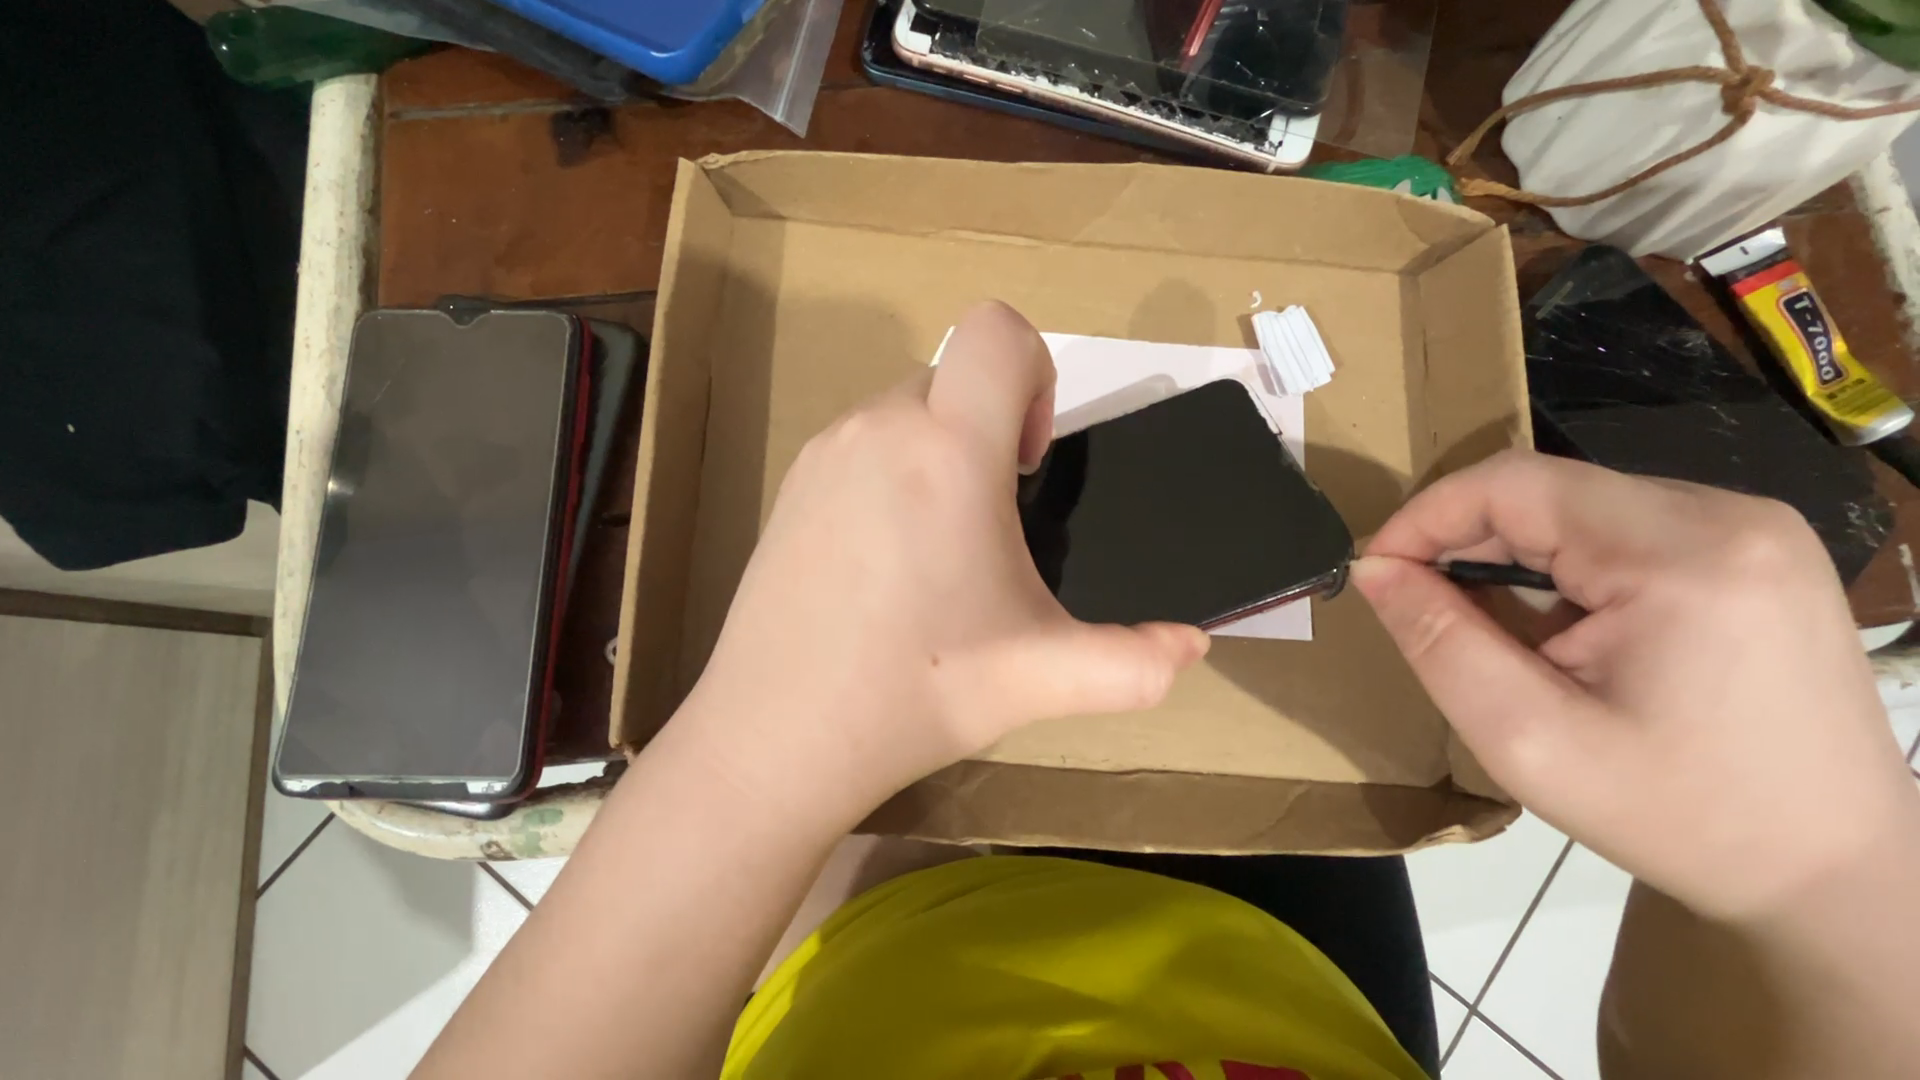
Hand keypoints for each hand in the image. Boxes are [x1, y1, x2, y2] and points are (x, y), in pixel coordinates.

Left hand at [667, 301, 1208, 821]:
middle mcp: (880, 427)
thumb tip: (1194, 648)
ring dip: (940, 452)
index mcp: (948, 450)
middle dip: (992, 428)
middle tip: (993, 526)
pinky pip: (860, 445)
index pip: (997, 330)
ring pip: (905, 409)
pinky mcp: (790, 485)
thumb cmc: (916, 691)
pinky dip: (891, 474)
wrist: (777, 733)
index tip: (1030, 464)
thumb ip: (1133, 663)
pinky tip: (886, 562)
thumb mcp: (1042, 678)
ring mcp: (824, 452)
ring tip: (940, 550)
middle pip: (955, 374)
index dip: (1036, 374)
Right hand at [1353, 450, 1919, 921]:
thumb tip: (1373, 568)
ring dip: (1509, 552)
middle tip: (1420, 605)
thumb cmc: (1677, 815)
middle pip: (1547, 489)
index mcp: (1683, 555)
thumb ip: (1438, 640)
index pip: (1513, 483)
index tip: (1377, 572)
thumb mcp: (1525, 737)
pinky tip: (1552, 623)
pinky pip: (1619, 527)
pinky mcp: (1754, 553)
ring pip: (1577, 505)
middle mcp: (1729, 517)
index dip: (1425, 516)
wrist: (1836, 871)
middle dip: (1463, 538)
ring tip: (1487, 624)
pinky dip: (1559, 563)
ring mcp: (1752, 531)